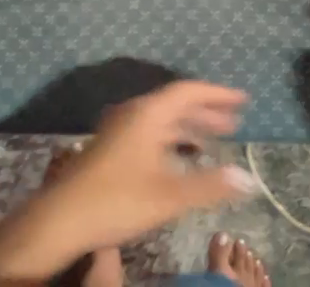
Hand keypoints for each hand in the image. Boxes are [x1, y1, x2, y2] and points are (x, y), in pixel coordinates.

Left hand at [0, 81, 255, 283]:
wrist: (62, 217)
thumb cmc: (117, 199)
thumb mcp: (169, 195)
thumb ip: (210, 185)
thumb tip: (248, 179)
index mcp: (148, 114)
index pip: (188, 91)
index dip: (217, 94)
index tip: (242, 99)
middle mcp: (135, 113)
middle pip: (176, 104)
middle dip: (206, 112)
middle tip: (234, 123)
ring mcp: (120, 129)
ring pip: (162, 120)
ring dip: (189, 127)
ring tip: (214, 141)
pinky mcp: (112, 147)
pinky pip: (151, 132)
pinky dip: (173, 139)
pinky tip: (182, 158)